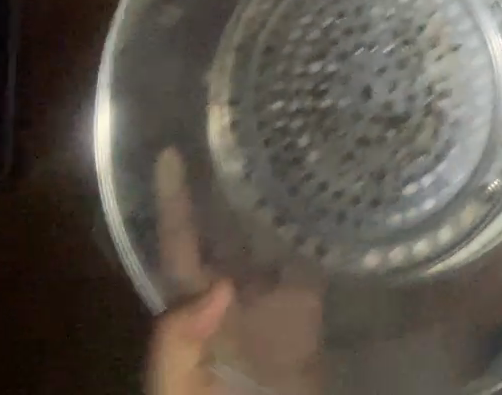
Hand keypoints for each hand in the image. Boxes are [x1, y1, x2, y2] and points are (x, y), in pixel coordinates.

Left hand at [147, 150, 323, 394]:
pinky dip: (320, 228)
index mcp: (191, 307)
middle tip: (247, 132)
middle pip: (228, 229)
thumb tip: (218, 286)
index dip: (174, 202)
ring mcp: (270, 296)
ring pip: (270, 236)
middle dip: (232, 185)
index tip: (170, 155)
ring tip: (293, 149)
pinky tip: (332, 195)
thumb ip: (178, 344)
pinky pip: (312, 259)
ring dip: (279, 200)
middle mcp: (229, 290)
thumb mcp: (177, 393)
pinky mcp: (308, 304)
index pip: (180, 244)